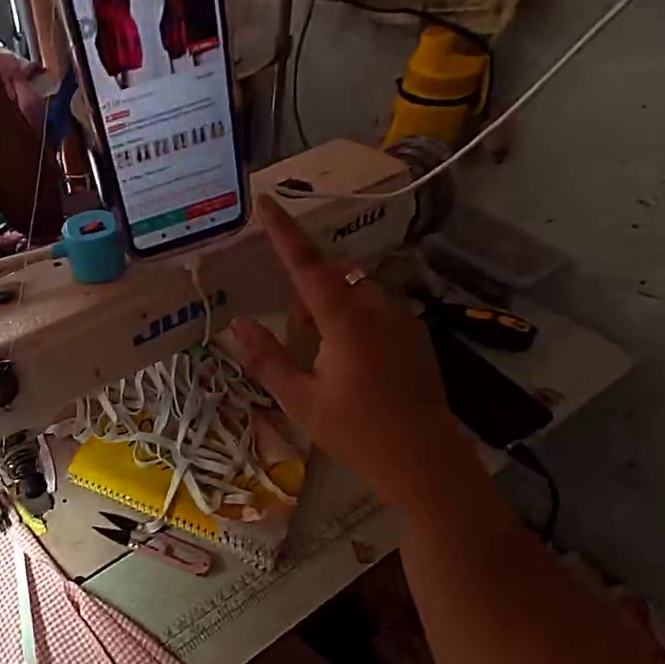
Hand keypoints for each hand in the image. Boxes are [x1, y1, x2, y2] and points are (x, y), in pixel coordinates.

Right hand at [226, 198, 469, 506]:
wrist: (425, 461)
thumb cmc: (357, 433)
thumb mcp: (301, 401)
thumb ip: (266, 359)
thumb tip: (238, 324)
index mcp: (345, 319)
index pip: (307, 264)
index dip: (283, 232)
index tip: (266, 202)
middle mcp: (378, 307)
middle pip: (333, 276)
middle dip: (308, 291)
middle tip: (297, 332)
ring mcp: (403, 319)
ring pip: (357, 293)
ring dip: (333, 307)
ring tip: (326, 354)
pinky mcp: (417, 335)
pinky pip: (378, 310)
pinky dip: (357, 320)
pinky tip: (357, 364)